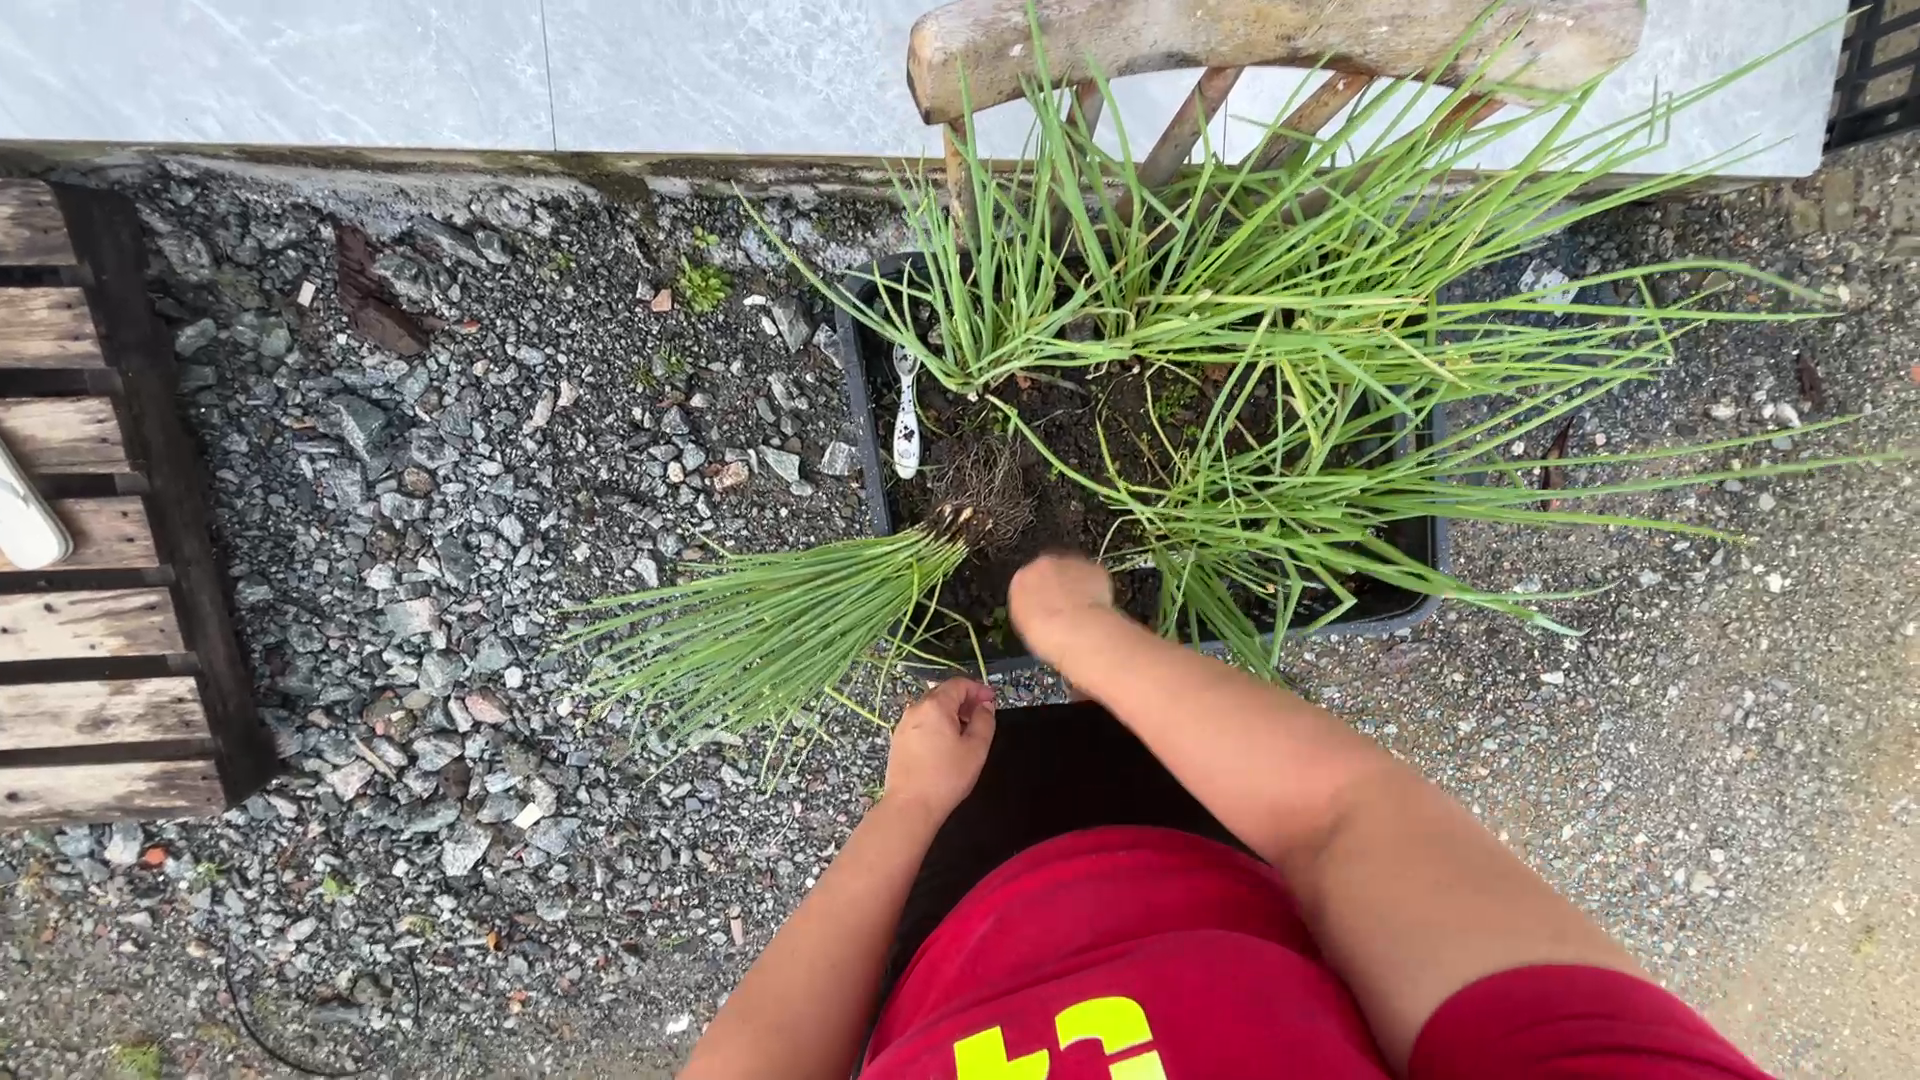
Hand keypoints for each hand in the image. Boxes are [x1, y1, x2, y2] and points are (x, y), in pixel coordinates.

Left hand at [883, 678, 995, 822]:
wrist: (910, 806)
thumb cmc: (947, 777)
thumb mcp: (976, 749)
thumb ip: (984, 721)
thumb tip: (984, 706)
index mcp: (935, 706)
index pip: (958, 684)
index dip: (978, 689)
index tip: (991, 700)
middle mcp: (916, 709)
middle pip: (943, 693)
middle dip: (964, 699)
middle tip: (981, 715)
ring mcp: (903, 724)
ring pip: (931, 708)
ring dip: (951, 712)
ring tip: (966, 731)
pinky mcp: (898, 739)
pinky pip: (921, 722)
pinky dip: (937, 723)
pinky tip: (946, 743)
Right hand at [1009, 552, 1114, 659]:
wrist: (1077, 631)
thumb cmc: (1046, 636)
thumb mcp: (1024, 625)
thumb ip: (1029, 608)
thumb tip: (1038, 609)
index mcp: (1020, 579)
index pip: (1027, 581)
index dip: (1037, 595)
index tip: (1044, 608)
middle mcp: (1043, 565)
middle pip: (1050, 571)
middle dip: (1057, 585)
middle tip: (1063, 607)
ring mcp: (1070, 563)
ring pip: (1072, 571)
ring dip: (1075, 584)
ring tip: (1081, 609)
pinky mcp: (1093, 568)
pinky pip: (1092, 575)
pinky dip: (1094, 587)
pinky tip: (1095, 606)